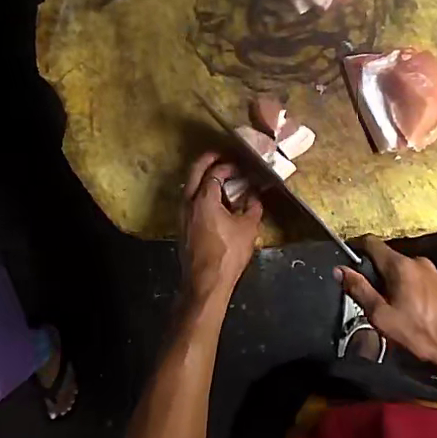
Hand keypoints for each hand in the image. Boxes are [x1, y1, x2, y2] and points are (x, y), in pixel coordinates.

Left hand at [178, 152, 261, 309]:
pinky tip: (215, 201)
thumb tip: (255, 197)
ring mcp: (182, 214)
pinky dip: (201, 192)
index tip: (241, 166)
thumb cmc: (228, 254)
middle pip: (195, 171)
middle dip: (208, 160)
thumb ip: (252, 208)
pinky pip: (190, 200)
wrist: (205, 282)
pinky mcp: (183, 226)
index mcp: (204, 197)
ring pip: (189, 185)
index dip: (229, 165)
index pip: (215, 171)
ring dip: (203, 177)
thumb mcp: (248, 228)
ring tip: (220, 177)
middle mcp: (188, 201)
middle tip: (221, 155)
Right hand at [337, 237, 436, 371]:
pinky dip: (407, 290)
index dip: (354, 247)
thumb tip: (340, 270)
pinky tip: (410, 312)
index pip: (370, 242)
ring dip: (391, 284)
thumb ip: (360, 290)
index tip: (344, 260)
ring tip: (389, 309)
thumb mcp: (383, 316)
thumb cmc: (423, 333)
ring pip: (402, 271)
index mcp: (400, 264)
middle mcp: (417, 261)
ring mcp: (434, 272)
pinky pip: (417, 280)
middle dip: (374, 274)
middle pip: (386, 259)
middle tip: (367, 298)